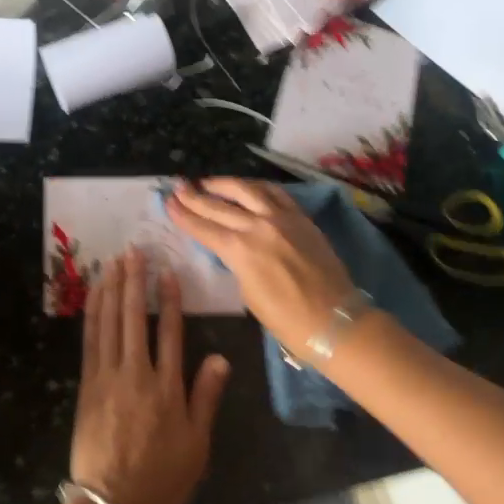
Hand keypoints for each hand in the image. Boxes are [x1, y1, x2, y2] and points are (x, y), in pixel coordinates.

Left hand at [67, 248, 228, 503]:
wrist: (113, 503)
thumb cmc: (162, 476)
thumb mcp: (196, 444)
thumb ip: (206, 397)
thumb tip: (220, 356)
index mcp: (167, 388)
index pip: (169, 332)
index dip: (169, 299)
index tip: (168, 271)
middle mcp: (136, 374)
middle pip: (134, 317)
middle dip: (135, 281)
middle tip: (135, 250)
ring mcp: (107, 376)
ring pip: (109, 321)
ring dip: (112, 288)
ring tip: (115, 260)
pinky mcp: (86, 384)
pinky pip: (89, 339)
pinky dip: (92, 312)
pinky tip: (94, 293)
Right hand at [166, 179, 355, 355]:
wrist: (334, 321)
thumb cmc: (287, 320)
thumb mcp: (248, 293)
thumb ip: (236, 262)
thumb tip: (231, 247)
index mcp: (240, 250)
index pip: (203, 227)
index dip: (183, 215)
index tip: (168, 202)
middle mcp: (257, 226)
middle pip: (219, 206)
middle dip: (195, 196)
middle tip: (179, 186)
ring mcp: (281, 218)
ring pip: (246, 190)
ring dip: (224, 184)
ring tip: (208, 182)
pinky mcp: (300, 217)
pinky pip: (274, 193)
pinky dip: (256, 187)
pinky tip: (247, 187)